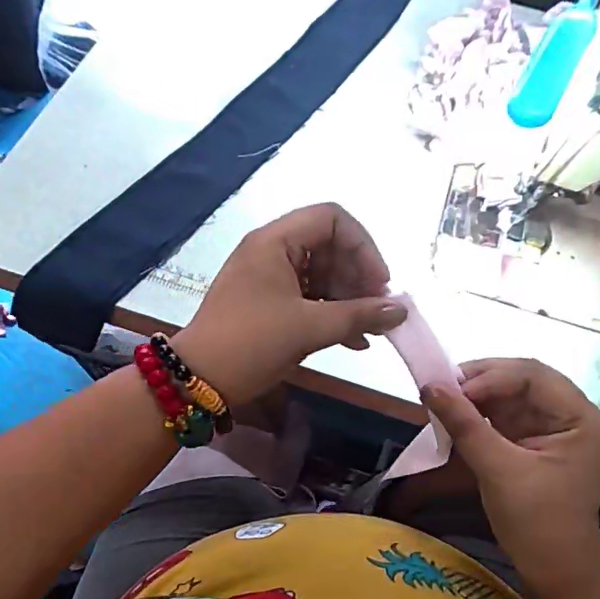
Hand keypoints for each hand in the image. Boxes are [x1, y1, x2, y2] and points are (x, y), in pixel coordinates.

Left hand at [171, 204, 405, 404]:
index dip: (363, 247)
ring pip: (320, 274)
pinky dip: (330, 313)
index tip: (379, 282)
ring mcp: (267, 277)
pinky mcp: (266, 303)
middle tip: (376, 311)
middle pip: (329, 246)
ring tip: (368, 330)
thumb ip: (359, 316)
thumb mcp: (309, 328)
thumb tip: (400, 311)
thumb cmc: (252, 343)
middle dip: (357, 278)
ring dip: (347, 299)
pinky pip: (307, 297)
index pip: (332, 219)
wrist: (199, 379)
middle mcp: (271, 251)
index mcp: (275, 241)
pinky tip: (353, 341)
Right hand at [421, 358, 599, 572]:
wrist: (555, 569)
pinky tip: (456, 415)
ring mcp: (553, 429)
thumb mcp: (499, 469)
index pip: (534, 376)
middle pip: (524, 380)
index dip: (491, 376)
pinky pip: (506, 415)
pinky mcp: (534, 443)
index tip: (452, 389)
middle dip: (483, 380)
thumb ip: (465, 425)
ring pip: (512, 395)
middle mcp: (571, 415)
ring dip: (478, 396)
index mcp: (580, 418)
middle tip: (443, 386)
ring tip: (444, 399)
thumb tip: (430, 386)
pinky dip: (480, 414)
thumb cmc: (536, 520)